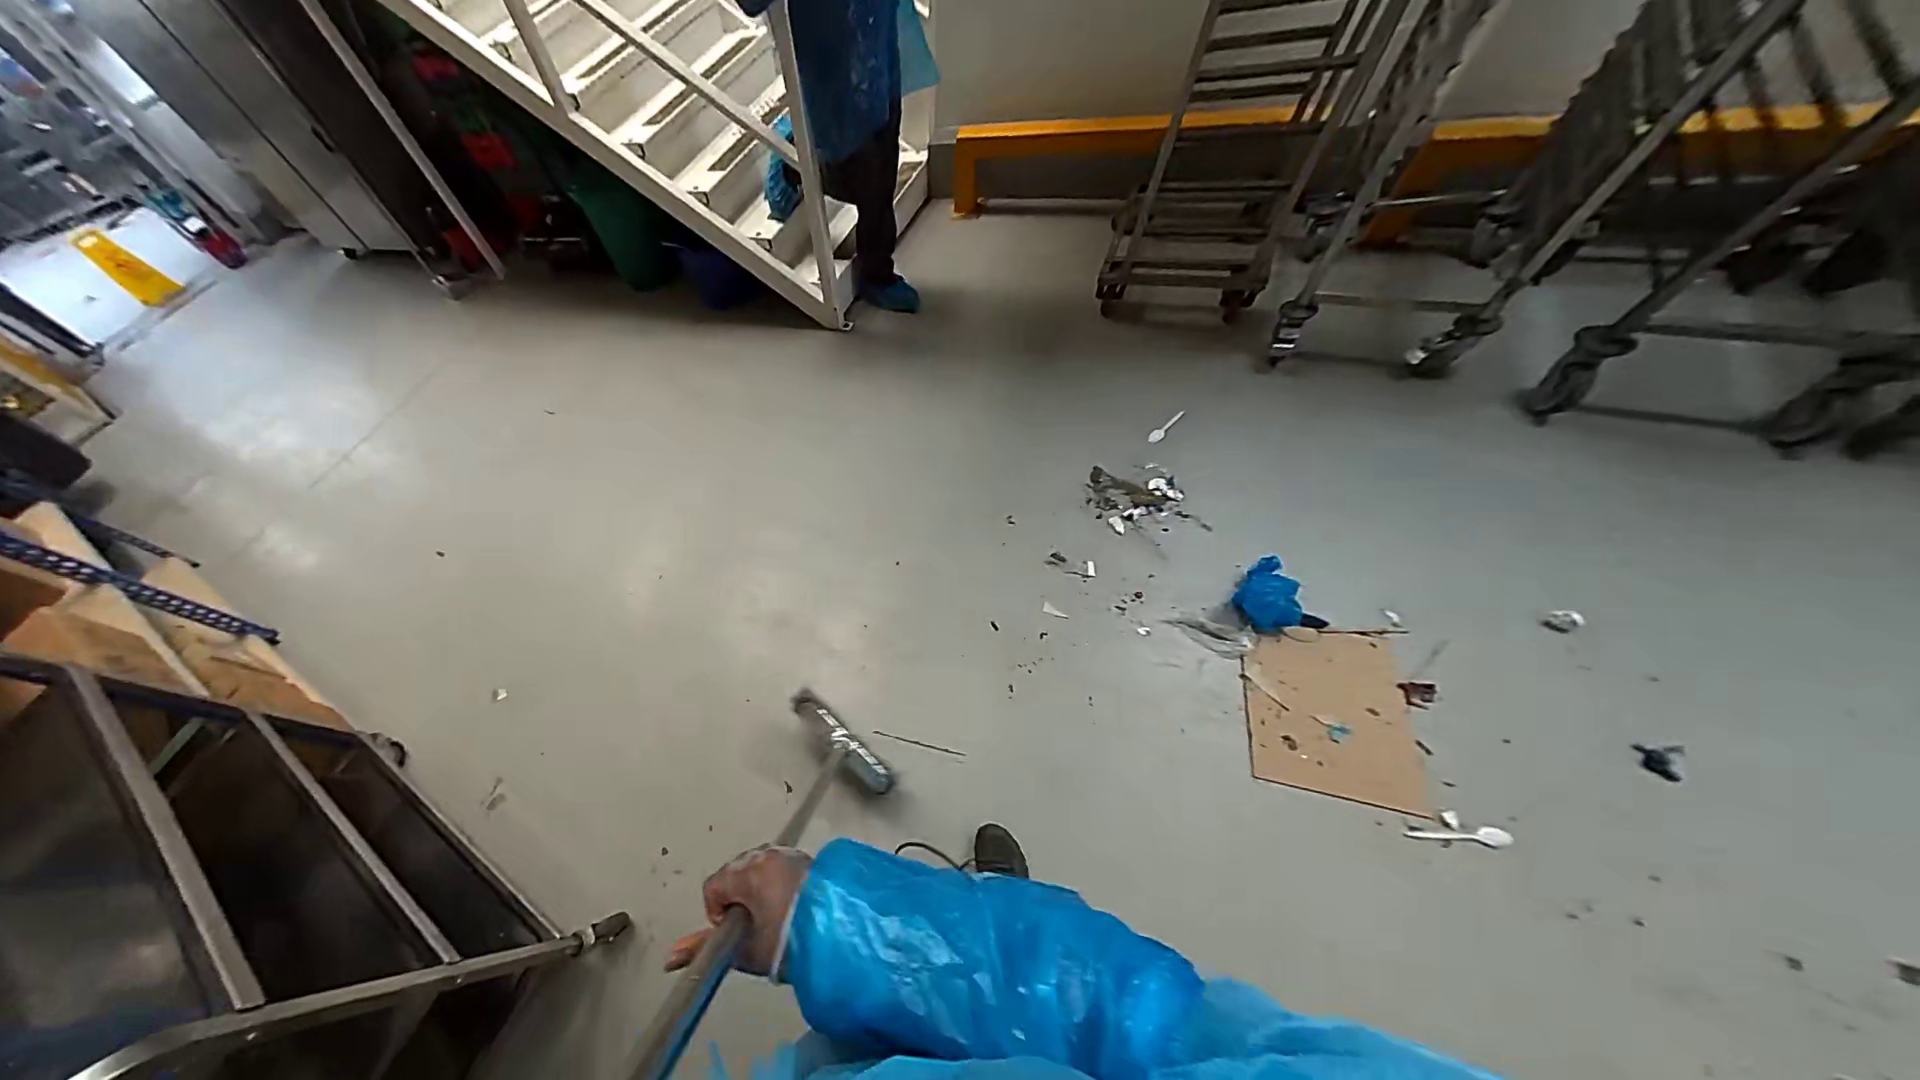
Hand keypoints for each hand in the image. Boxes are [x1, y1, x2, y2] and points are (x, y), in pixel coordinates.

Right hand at [665, 845, 812, 976]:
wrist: (836, 930)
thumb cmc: (788, 939)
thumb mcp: (744, 949)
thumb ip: (703, 949)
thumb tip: (671, 957)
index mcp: (747, 871)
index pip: (713, 886)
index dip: (719, 913)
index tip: (737, 931)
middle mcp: (766, 854)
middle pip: (736, 874)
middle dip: (739, 899)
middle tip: (756, 926)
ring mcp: (788, 853)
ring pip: (758, 870)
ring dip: (759, 890)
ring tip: (776, 919)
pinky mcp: (806, 858)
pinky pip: (780, 868)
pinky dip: (778, 884)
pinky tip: (791, 907)